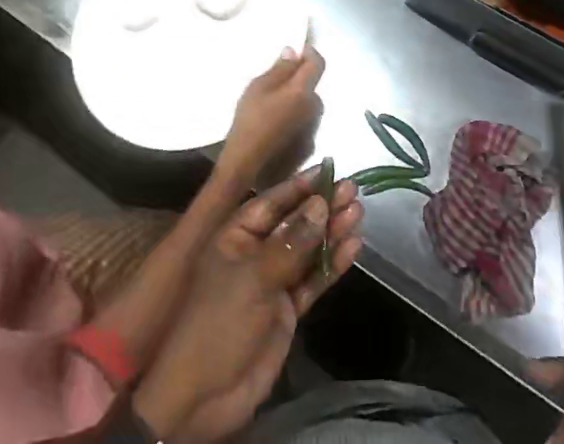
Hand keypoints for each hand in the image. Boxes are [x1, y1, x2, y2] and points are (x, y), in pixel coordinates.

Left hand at [133, 168, 363, 442]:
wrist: (203, 393)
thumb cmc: (218, 323)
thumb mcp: (252, 277)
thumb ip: (290, 243)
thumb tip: (319, 205)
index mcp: (233, 235)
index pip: (270, 201)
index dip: (298, 186)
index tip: (328, 170)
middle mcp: (252, 253)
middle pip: (292, 224)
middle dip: (320, 207)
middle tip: (353, 189)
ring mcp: (270, 282)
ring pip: (306, 251)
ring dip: (331, 233)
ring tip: (359, 212)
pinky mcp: (285, 311)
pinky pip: (312, 282)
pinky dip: (331, 266)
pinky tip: (352, 248)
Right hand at [218, 46, 324, 185]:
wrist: (248, 162)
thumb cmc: (250, 119)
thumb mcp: (258, 87)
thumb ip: (279, 69)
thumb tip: (293, 52)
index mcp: (302, 91)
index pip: (317, 64)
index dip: (310, 53)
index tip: (299, 50)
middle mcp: (314, 108)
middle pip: (312, 87)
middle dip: (299, 81)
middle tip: (276, 84)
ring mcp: (313, 129)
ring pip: (309, 107)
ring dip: (298, 102)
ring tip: (274, 108)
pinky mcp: (308, 146)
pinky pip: (306, 124)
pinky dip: (296, 119)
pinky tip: (277, 127)